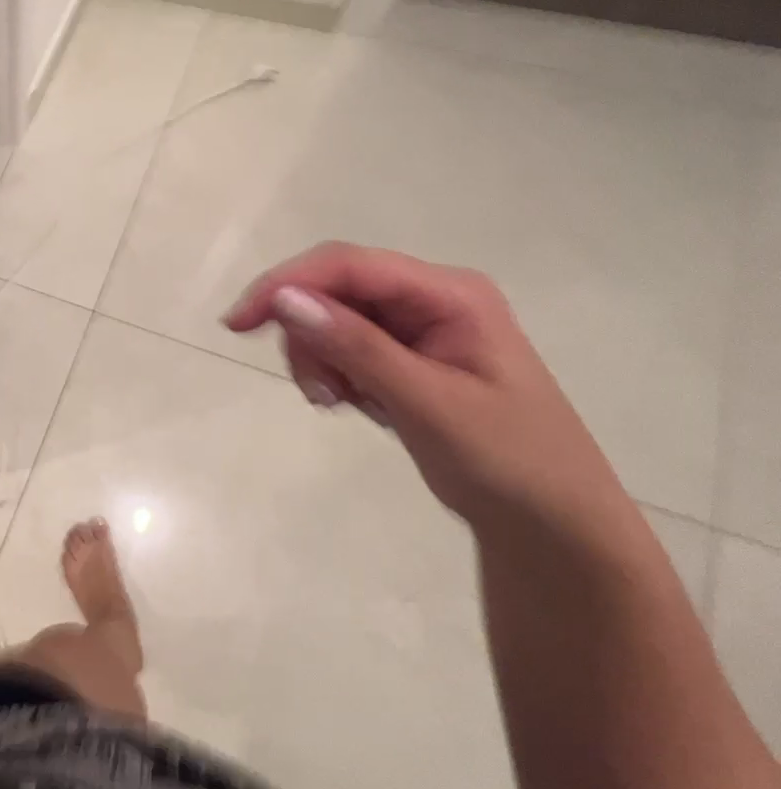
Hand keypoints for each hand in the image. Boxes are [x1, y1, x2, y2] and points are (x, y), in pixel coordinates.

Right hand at [224, 242, 622, 528]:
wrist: (551, 523)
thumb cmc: (507, 461)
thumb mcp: (427, 403)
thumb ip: (355, 347)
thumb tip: (283, 299)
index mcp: (450, 294)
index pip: (347, 265)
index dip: (284, 285)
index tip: (237, 326)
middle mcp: (430, 298)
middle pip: (332, 289)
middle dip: (305, 333)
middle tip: (314, 391)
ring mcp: (418, 327)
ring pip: (329, 318)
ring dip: (316, 357)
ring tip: (337, 404)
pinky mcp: (404, 356)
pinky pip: (342, 345)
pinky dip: (330, 371)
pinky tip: (348, 403)